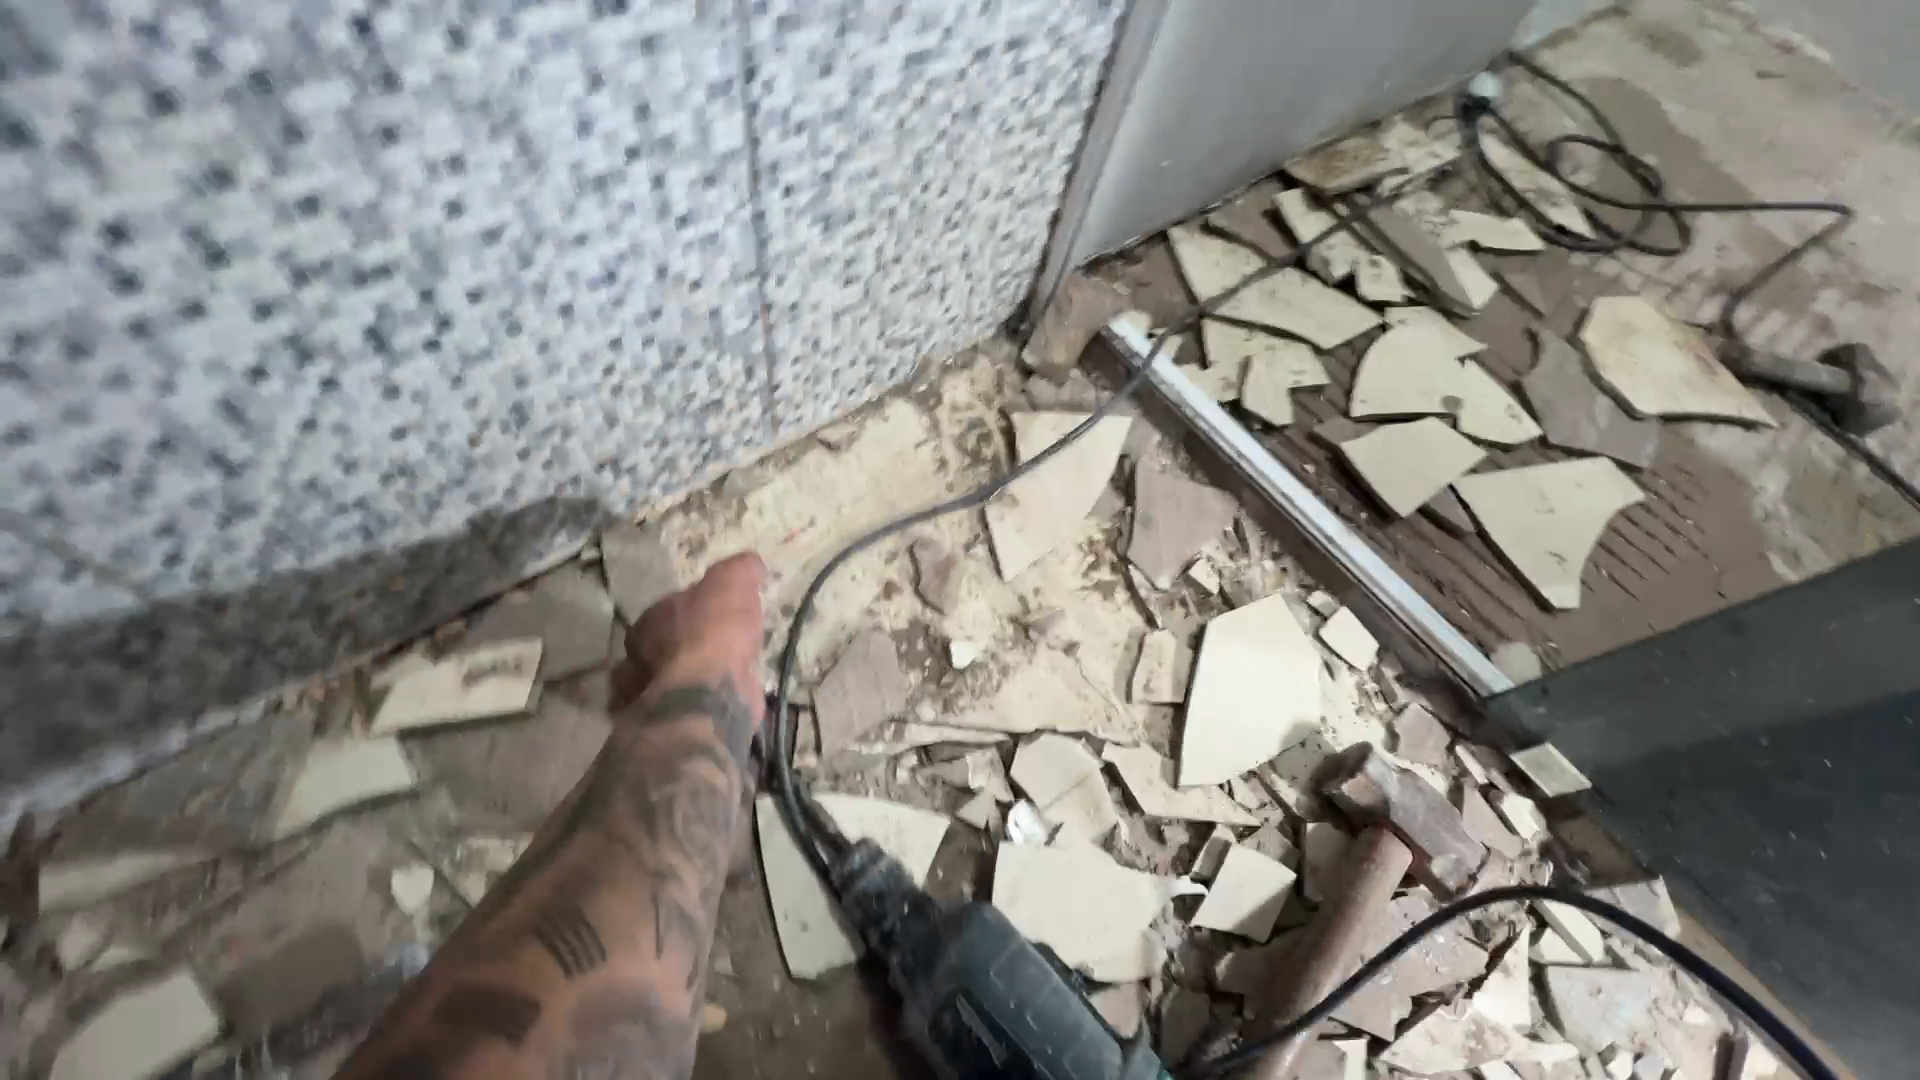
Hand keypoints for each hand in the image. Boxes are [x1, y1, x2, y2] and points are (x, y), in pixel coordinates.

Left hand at [611, 552, 767, 724]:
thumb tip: (752, 564)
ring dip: (694, 673)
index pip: (672, 606)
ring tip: (727, 670)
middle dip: (690, 641)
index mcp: (651, 620)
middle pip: (668, 642)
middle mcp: (642, 656)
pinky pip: (689, 704)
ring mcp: (653, 692)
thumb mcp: (732, 583)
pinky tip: (724, 696)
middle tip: (723, 641)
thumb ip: (740, 569)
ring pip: (674, 676)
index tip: (722, 608)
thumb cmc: (714, 633)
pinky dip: (703, 700)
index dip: (697, 605)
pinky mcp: (672, 721)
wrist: (710, 695)